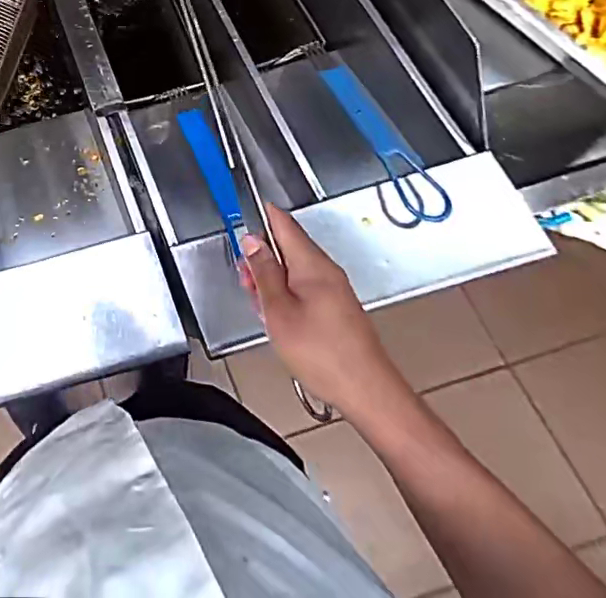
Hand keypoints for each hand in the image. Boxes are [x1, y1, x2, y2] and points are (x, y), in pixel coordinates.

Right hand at [239, 204, 414, 421]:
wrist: (367, 393)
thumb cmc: (324, 355)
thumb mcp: (276, 309)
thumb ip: (262, 271)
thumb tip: (252, 242)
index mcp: (313, 266)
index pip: (282, 223)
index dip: (258, 215)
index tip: (238, 212)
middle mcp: (327, 272)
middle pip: (284, 246)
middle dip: (259, 258)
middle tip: (247, 280)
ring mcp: (334, 290)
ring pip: (291, 269)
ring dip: (270, 279)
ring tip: (262, 306)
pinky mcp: (335, 308)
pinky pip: (302, 287)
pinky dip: (283, 294)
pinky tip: (277, 317)